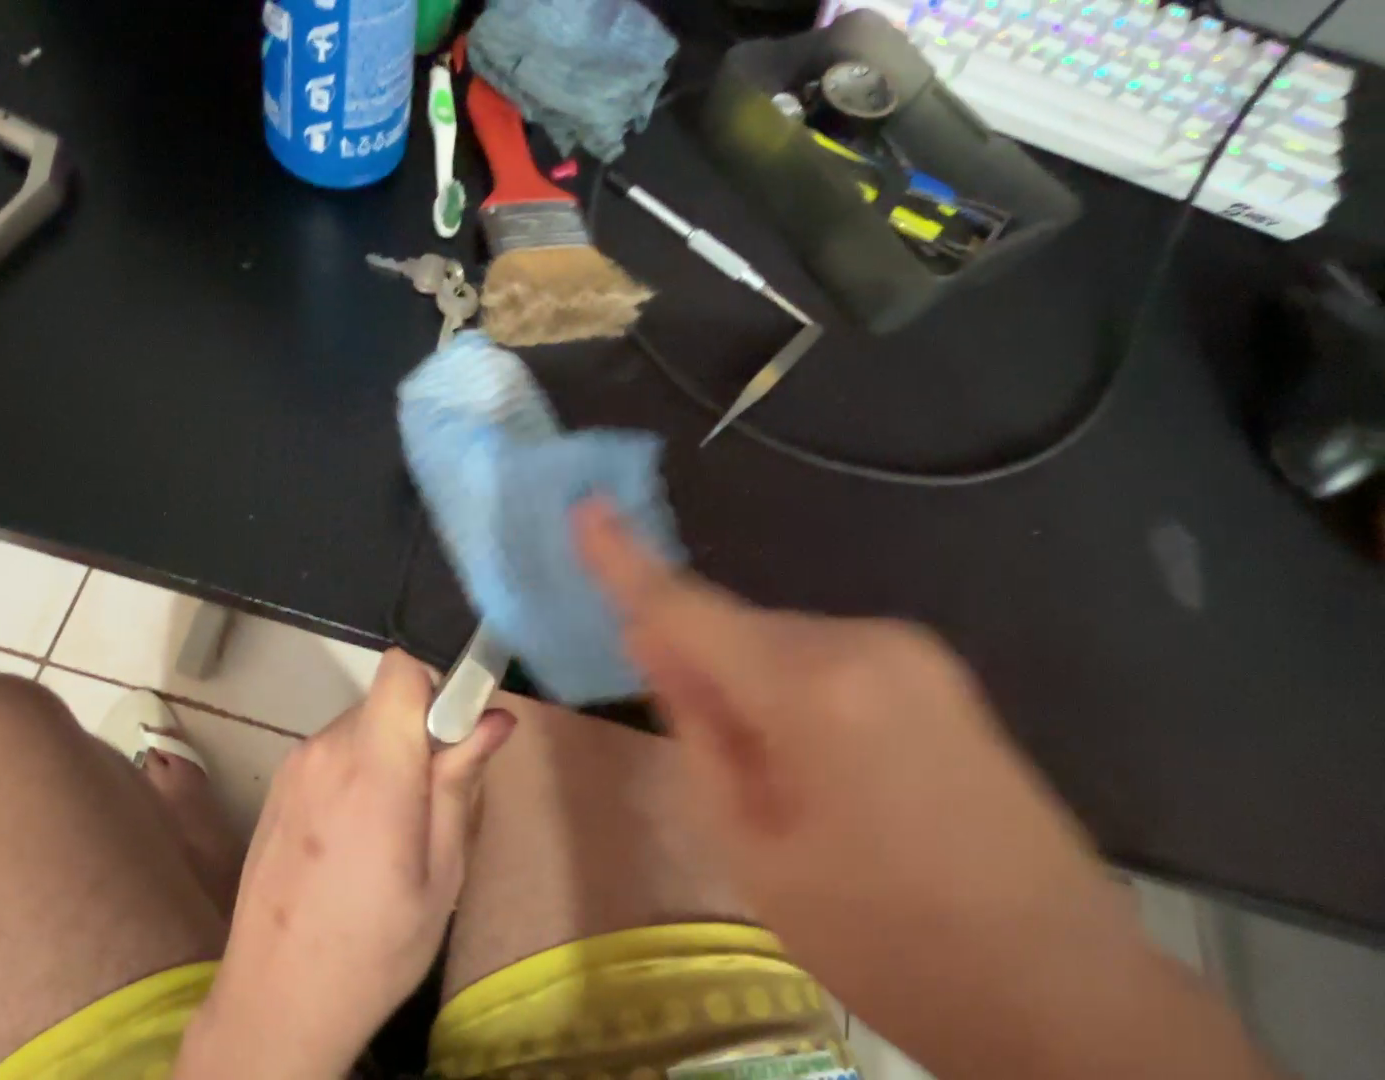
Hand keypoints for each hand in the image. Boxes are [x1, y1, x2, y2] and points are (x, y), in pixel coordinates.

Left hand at [175, 650, 514, 1079]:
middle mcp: (325, 749)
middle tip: (436, 803)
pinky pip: (333, 753)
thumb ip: (460, 785)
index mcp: (372, 766)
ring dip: (389, 756)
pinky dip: (357, 773)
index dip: (438, 684)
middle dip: (420, 733)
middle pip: (386, 701)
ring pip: (361, 727)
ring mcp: (294, 766)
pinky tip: (357, 839)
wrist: (275, 1001)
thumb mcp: (440, 875)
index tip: (458, 732)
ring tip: (394, 832)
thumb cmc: (374, 948)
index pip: (402, 668)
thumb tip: (494, 718)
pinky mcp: (277, 786)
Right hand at [572, 499, 1276, 1079]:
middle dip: (694, 661)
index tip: (584, 510)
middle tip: (694, 747)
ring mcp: (914, 655)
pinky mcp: (938, 676)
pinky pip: (826, 661)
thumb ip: (695, 729)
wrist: (1066, 995)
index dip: (625, 562)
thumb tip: (654, 645)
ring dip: (744, 685)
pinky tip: (813, 767)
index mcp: (813, 687)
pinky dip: (789, 692)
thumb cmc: (884, 939)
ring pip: (779, 644)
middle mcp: (867, 644)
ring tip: (768, 782)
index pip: (689, 607)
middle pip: (736, 627)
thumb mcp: (750, 847)